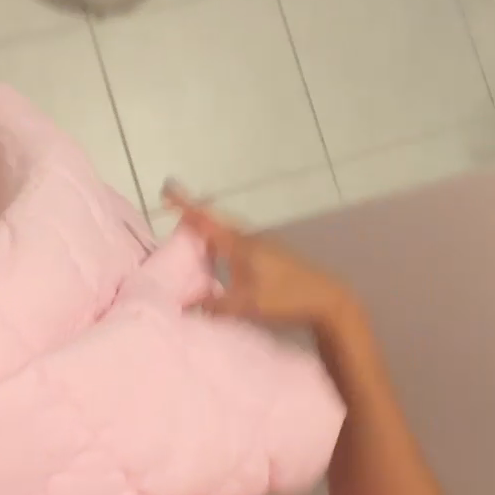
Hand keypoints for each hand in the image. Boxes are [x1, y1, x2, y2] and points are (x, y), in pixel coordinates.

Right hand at [165, 184, 358, 330]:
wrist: (328, 300)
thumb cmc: (286, 298)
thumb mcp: (246, 306)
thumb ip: (213, 306)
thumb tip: (182, 307)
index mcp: (240, 245)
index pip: (206, 220)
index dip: (185, 204)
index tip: (167, 188)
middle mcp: (250, 239)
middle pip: (217, 219)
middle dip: (196, 212)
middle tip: (175, 206)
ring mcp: (263, 245)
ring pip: (229, 229)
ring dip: (211, 225)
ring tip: (194, 228)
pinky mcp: (271, 254)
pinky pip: (238, 239)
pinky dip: (223, 239)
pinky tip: (222, 252)